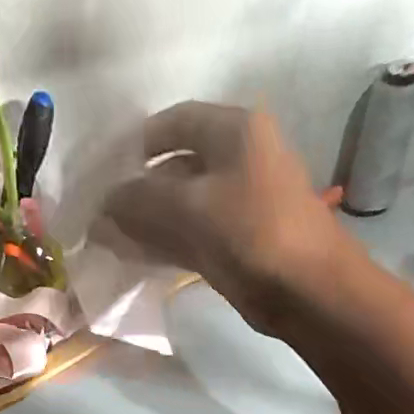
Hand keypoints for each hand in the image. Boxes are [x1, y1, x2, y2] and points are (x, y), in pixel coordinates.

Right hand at [101, 102, 354, 332]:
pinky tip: (136, 255)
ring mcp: (242, 205)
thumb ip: (141, 200)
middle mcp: (241, 160)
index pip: (177, 122)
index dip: (139, 143)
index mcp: (236, 132)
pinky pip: (195, 234)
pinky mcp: (241, 243)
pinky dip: (167, 242)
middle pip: (179, 166)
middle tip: (102, 213)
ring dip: (149, 221)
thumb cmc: (254, 233)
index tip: (106, 169)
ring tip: (109, 239)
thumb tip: (104, 203)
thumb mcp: (192, 208)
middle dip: (140, 189)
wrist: (311, 291)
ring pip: (185, 205)